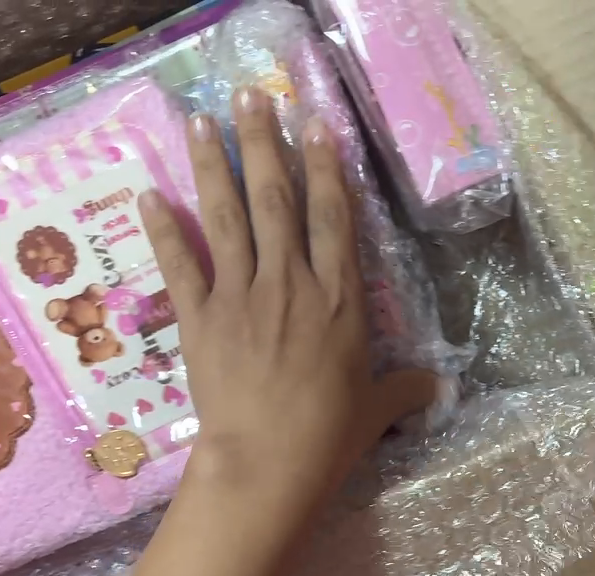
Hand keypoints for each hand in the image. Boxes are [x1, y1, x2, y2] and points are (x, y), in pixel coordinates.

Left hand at [142, 86, 436, 524]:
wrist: (270, 461)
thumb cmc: (332, 433)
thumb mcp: (380, 409)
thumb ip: (410, 388)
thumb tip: (445, 387)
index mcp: (340, 301)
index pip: (333, 221)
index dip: (325, 170)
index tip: (315, 126)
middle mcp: (291, 285)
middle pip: (278, 202)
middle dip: (266, 145)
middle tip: (253, 95)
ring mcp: (241, 296)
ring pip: (227, 217)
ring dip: (214, 165)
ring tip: (202, 119)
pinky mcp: (200, 317)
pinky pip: (180, 263)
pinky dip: (164, 228)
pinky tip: (149, 193)